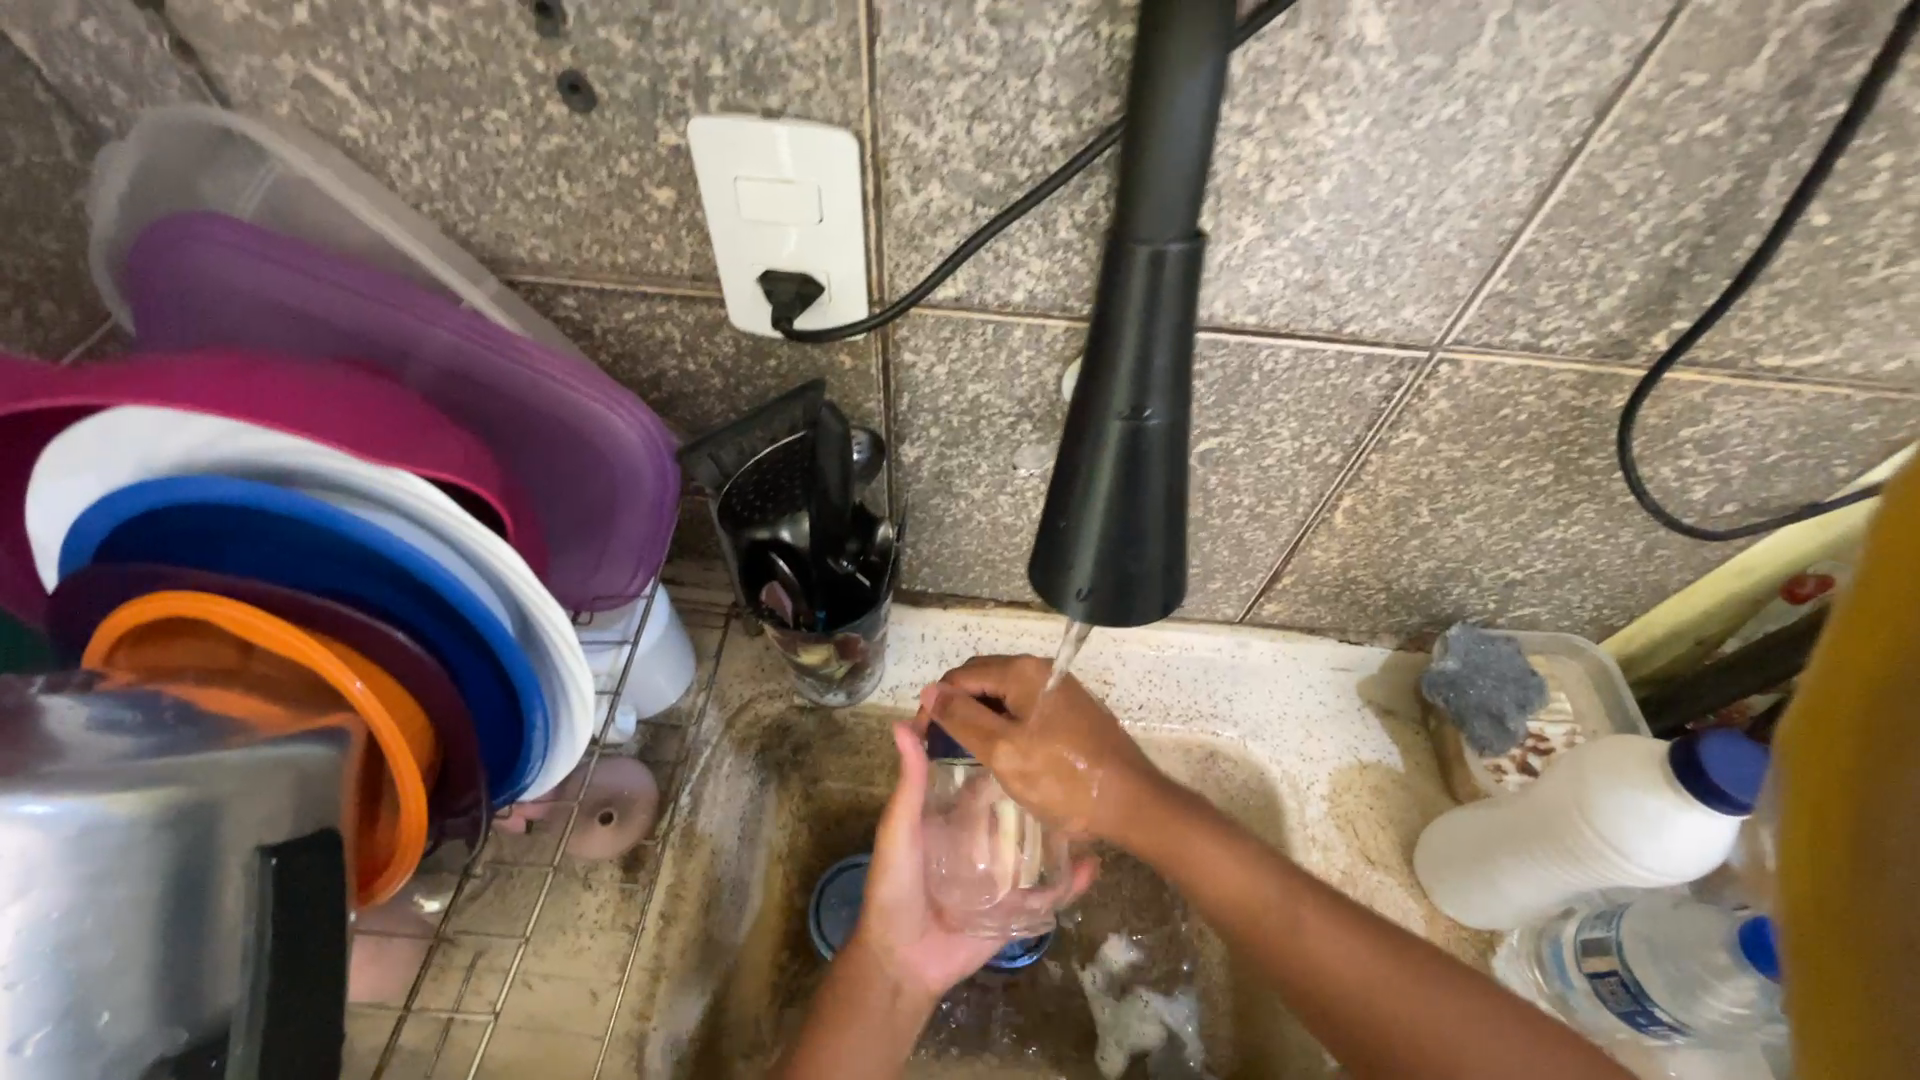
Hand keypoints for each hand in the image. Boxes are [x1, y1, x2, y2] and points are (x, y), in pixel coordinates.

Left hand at [847, 722, 1096, 1002]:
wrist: (903, 962)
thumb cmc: (894, 889)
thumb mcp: (898, 831)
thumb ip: (908, 784)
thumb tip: (902, 722)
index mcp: (952, 818)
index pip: (978, 777)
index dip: (995, 751)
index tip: (1019, 717)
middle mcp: (980, 840)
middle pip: (1014, 807)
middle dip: (1037, 785)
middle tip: (1067, 758)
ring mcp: (1002, 874)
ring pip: (1037, 845)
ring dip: (1060, 828)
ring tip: (1089, 802)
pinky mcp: (1016, 908)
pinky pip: (1048, 893)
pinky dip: (1071, 881)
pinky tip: (1093, 863)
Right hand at [921, 655, 1176, 846]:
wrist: (1131, 803)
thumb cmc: (1064, 780)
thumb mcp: (1004, 752)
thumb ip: (963, 719)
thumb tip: (930, 690)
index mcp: (1022, 672)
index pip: (960, 676)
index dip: (936, 705)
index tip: (923, 740)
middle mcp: (1040, 670)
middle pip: (982, 680)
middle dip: (957, 708)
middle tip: (941, 748)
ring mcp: (1058, 690)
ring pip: (1003, 696)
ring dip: (980, 718)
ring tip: (966, 754)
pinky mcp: (1070, 711)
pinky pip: (1023, 709)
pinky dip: (1004, 725)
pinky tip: (1001, 754)